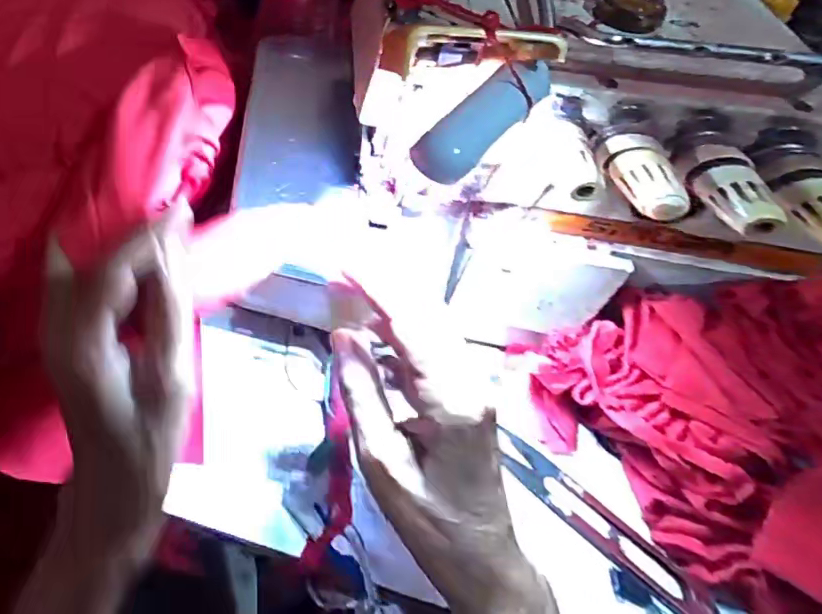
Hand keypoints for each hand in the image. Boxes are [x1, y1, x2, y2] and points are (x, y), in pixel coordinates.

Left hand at [17, 202, 195, 613]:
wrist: (109, 487)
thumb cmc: (150, 444)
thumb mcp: (175, 378)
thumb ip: (170, 309)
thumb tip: (171, 249)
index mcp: (84, 344)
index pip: (112, 270)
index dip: (146, 236)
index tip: (179, 207)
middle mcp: (54, 328)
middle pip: (88, 259)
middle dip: (130, 234)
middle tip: (172, 216)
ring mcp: (48, 329)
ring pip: (76, 263)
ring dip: (116, 244)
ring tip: (159, 231)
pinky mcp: (54, 331)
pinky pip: (74, 278)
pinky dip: (104, 261)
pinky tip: (136, 260)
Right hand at [332, 291, 556, 613]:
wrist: (484, 561)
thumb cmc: (429, 519)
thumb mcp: (380, 460)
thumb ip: (361, 392)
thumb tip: (343, 333)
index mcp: (451, 398)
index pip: (411, 323)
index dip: (376, 285)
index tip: (341, 260)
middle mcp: (468, 380)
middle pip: (424, 312)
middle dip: (380, 280)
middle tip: (336, 261)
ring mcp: (470, 383)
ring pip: (428, 321)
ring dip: (387, 297)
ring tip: (345, 281)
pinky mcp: (463, 390)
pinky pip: (427, 341)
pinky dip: (395, 321)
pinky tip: (368, 322)